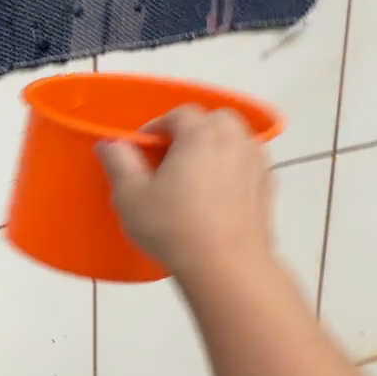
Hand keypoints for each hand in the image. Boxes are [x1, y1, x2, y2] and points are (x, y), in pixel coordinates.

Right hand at [96, 105, 274, 279]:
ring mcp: (257, 162)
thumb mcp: (130, 194)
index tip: (139, 149)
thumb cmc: (171, 225)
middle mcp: (235, 140)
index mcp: (201, 135)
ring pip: (234, 139)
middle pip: (214, 119)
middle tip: (166, 157)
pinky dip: (227, 167)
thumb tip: (109, 142)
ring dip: (211, 147)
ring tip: (188, 176)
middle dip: (190, 130)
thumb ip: (119, 162)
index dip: (156, 126)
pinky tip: (209, 196)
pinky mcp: (267, 185)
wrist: (225, 262)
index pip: (180, 113)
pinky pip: (244, 163)